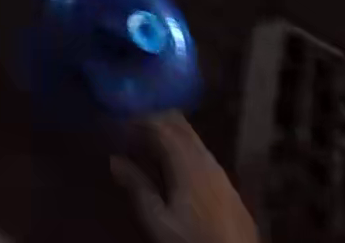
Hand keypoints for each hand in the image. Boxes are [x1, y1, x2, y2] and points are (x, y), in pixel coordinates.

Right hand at [111, 112, 259, 242]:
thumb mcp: (158, 222)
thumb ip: (137, 188)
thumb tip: (115, 160)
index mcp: (188, 163)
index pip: (163, 125)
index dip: (141, 122)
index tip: (123, 129)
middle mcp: (206, 159)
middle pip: (180, 124)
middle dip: (155, 122)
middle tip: (134, 136)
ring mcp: (221, 172)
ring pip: (193, 138)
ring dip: (171, 137)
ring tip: (150, 154)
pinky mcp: (229, 187)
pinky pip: (203, 155)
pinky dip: (184, 152)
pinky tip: (175, 174)